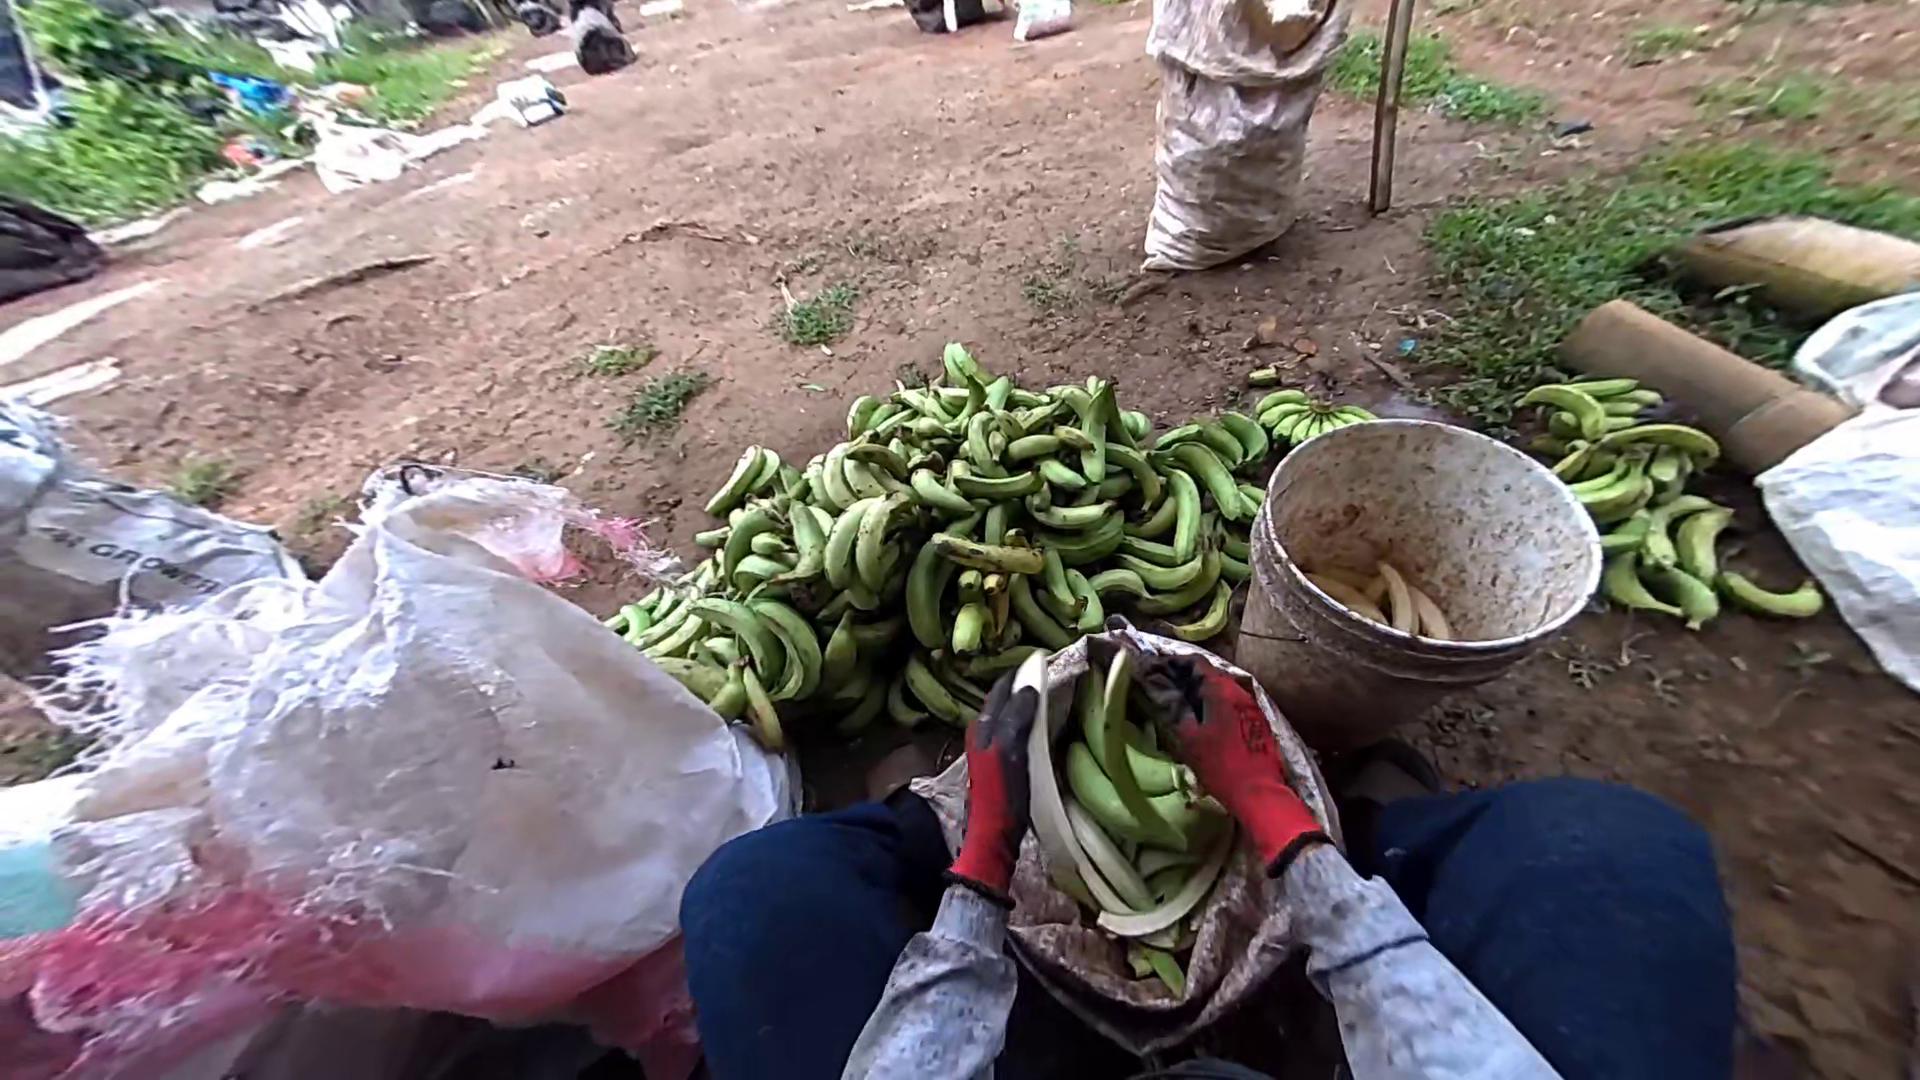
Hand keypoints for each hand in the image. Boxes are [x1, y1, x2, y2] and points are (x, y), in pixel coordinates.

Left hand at [946, 668, 1041, 904]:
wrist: (993, 836)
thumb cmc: (1002, 791)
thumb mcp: (1011, 750)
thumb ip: (1017, 716)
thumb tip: (1029, 685)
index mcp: (983, 724)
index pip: (1002, 687)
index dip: (1020, 672)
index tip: (1043, 659)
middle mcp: (983, 732)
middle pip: (1005, 699)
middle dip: (1024, 684)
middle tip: (1052, 675)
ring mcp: (990, 749)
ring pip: (1009, 715)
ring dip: (1027, 703)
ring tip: (1051, 695)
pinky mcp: (1000, 764)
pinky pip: (1015, 731)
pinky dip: (1029, 721)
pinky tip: (1043, 726)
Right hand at [1133, 653, 1328, 877]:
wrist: (1259, 793)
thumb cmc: (1220, 764)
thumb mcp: (1189, 737)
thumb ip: (1175, 709)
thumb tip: (1161, 691)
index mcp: (1221, 690)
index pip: (1196, 663)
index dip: (1175, 663)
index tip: (1159, 669)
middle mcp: (1239, 691)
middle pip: (1210, 674)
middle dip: (1188, 677)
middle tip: (1167, 685)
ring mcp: (1251, 706)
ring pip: (1222, 689)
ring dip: (1203, 691)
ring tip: (1183, 700)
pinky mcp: (1258, 721)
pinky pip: (1232, 702)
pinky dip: (1216, 703)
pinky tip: (1204, 716)